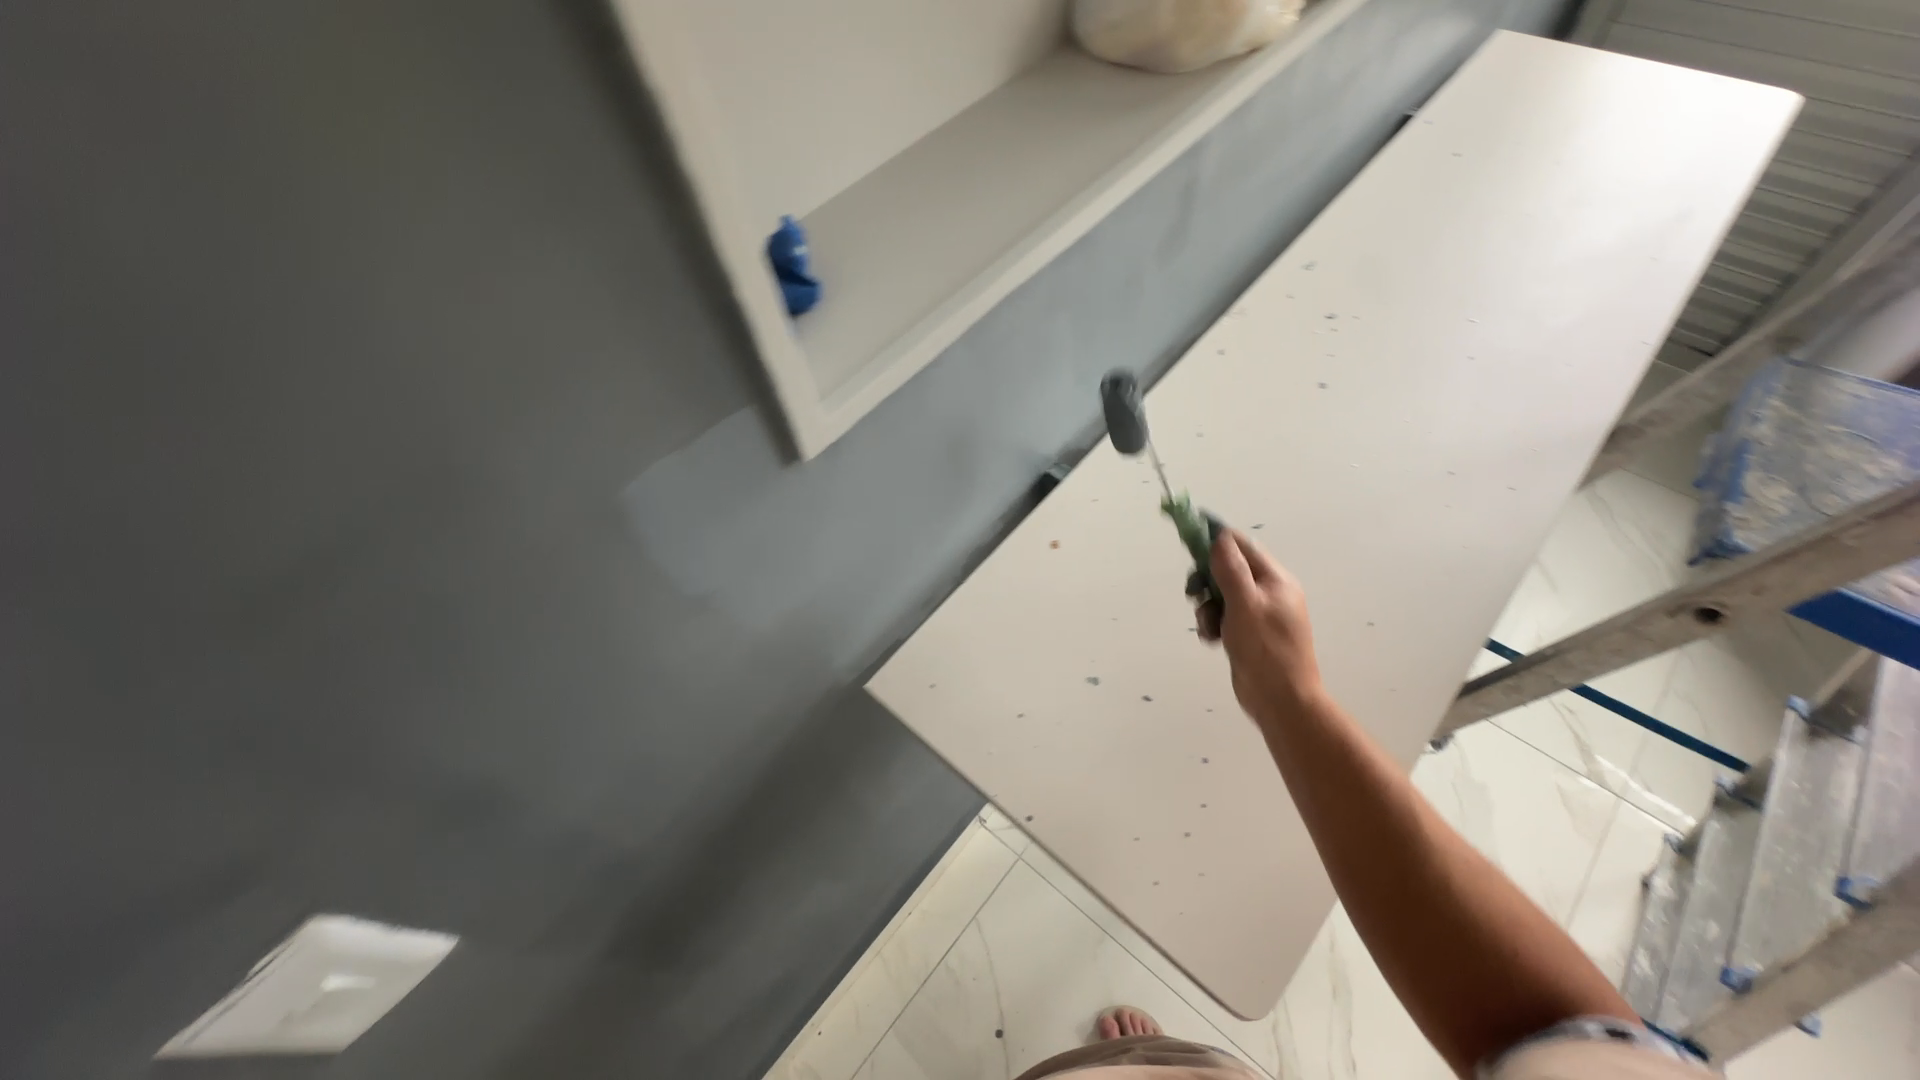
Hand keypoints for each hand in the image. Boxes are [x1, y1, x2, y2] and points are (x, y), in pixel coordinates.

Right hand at [1197, 528, 1323, 726]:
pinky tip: (1212, 639)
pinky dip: (1213, 623)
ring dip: (1207, 606)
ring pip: (1221, 594)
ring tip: (1208, 627)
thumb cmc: (1265, 650)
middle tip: (1193, 594)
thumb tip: (1219, 536)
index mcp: (1275, 580)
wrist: (1281, 700)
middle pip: (1228, 569)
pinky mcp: (1248, 633)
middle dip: (1206, 579)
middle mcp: (1269, 592)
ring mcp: (1259, 614)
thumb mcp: (1245, 604)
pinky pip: (1223, 616)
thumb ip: (1230, 569)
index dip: (1214, 541)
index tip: (1187, 545)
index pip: (1241, 545)